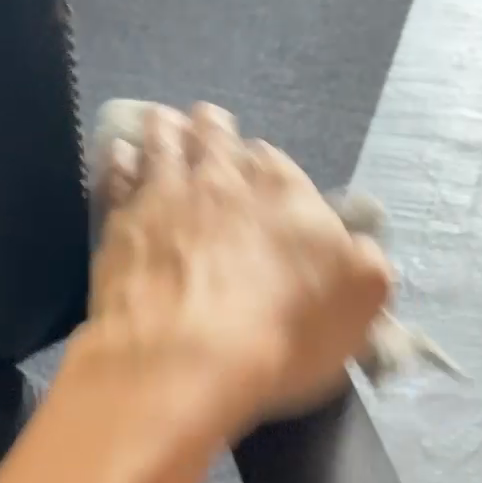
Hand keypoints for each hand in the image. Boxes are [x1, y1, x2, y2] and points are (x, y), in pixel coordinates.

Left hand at [69, 102, 392, 441]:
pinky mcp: (118, 226)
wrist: (181, 361)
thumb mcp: (357, 305)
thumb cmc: (279, 338)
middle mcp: (223, 180)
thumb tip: (358, 247)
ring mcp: (164, 198)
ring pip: (164, 145)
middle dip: (213, 131)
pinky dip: (120, 164)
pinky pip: (118, 179)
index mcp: (284, 191)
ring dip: (165, 131)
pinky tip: (119, 157)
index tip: (256, 174)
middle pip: (216, 140)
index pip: (274, 163)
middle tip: (205, 125)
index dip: (263, 169)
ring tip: (162, 121)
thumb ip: (363, 265)